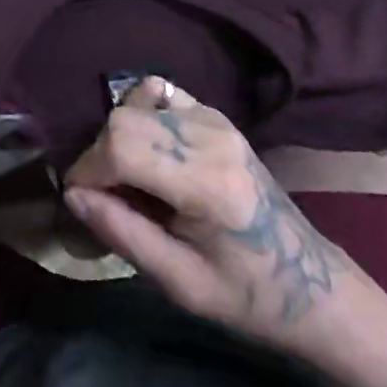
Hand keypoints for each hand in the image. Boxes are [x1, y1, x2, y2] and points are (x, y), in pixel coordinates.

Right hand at [64, 77, 349, 341]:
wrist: (313, 285)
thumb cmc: (247, 294)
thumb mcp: (180, 284)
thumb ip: (122, 233)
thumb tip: (72, 194)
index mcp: (209, 184)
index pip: (122, 149)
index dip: (87, 171)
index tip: (81, 201)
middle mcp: (211, 138)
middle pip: (122, 121)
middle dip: (98, 156)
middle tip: (107, 195)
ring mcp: (214, 119)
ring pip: (133, 106)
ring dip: (116, 139)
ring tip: (130, 178)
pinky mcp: (214, 114)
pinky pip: (157, 92)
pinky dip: (138, 115)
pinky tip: (149, 150)